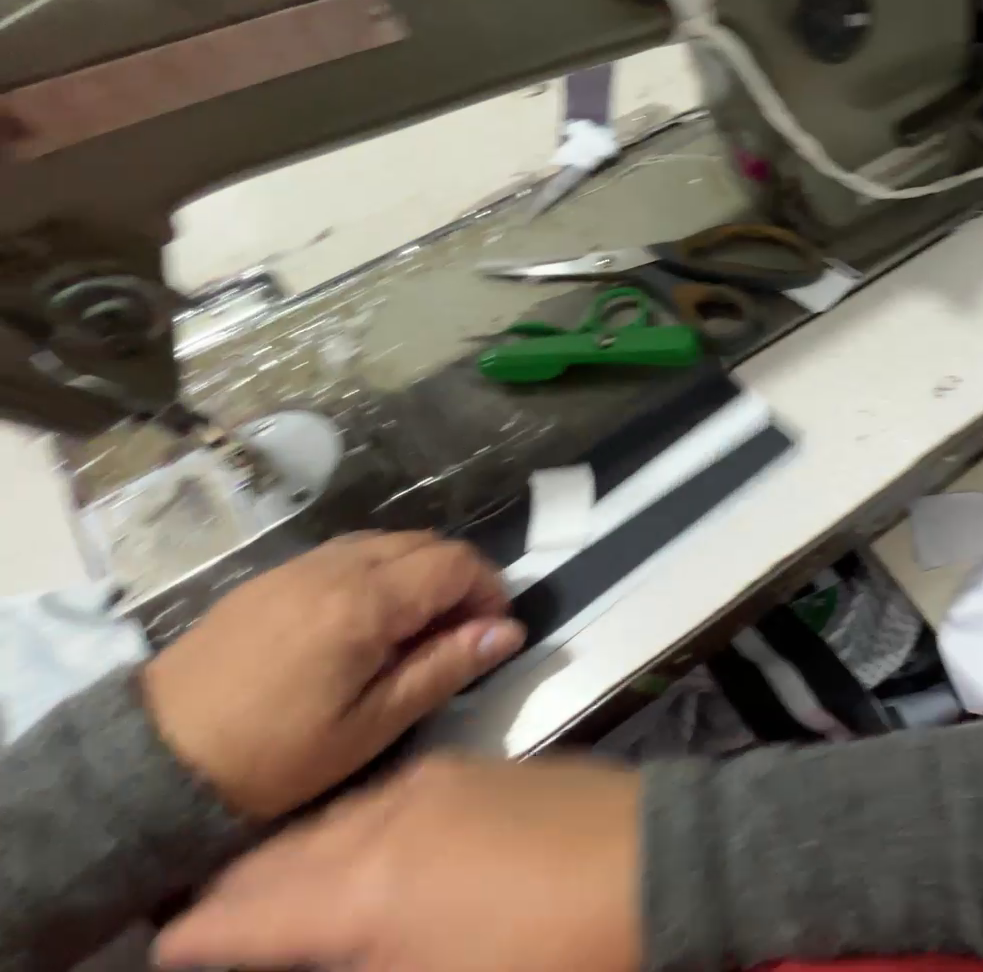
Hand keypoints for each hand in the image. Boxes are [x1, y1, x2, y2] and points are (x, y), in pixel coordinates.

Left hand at [142, 531, 525, 819]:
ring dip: (421, 573)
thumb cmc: (273, 755)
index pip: (457, 563)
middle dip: (461, 579)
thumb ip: (447, 667)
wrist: (144, 767)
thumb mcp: (373, 724)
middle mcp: (334, 568)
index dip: (490, 591)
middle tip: (458, 633)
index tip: (490, 634)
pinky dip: (381, 572)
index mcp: (364, 603)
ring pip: (390, 542)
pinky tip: (367, 621)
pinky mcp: (271, 579)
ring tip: (414, 627)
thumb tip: (509, 631)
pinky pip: (350, 553)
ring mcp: (298, 568)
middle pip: (428, 543)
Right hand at [152, 754, 642, 971]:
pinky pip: (402, 791)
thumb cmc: (554, 949)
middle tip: (216, 922)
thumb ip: (361, 964)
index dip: (198, 939)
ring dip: (305, 851)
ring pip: (344, 814)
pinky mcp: (497, 766)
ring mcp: (453, 778)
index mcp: (366, 884)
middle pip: (287, 853)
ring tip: (283, 883)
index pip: (243, 914)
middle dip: (243, 892)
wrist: (660, 859)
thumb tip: (334, 951)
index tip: (168, 954)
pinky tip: (373, 842)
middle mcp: (395, 815)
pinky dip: (366, 821)